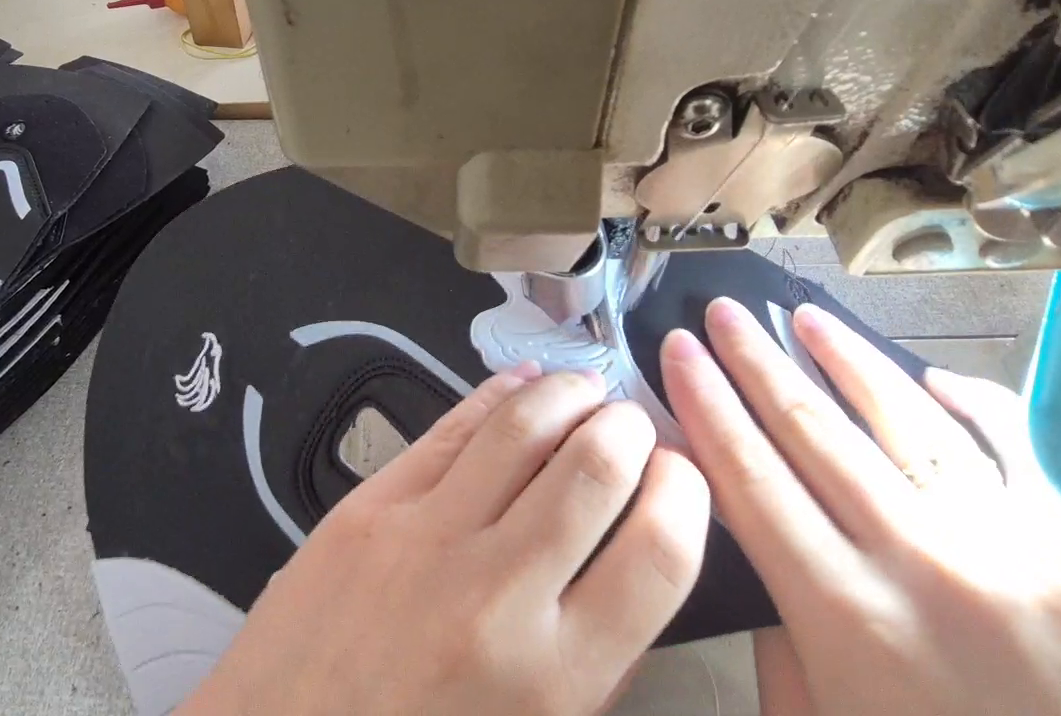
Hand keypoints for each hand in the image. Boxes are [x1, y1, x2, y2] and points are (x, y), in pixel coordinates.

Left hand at [180, 363, 710, 715]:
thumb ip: (596, 653)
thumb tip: (635, 553)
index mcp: (553, 675)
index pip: (662, 551)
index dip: (689, 495)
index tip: (682, 478)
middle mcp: (496, 593)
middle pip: (598, 464)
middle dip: (631, 428)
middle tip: (632, 428)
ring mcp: (426, 536)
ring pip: (525, 422)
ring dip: (571, 393)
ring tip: (587, 392)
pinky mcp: (371, 503)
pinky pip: (453, 423)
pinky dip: (499, 393)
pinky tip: (522, 386)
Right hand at [660, 299, 1060, 715]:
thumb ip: (783, 632)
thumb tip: (767, 539)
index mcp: (847, 617)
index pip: (750, 475)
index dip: (705, 403)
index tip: (678, 352)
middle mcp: (925, 567)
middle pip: (814, 432)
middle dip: (755, 362)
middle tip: (721, 313)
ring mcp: (1015, 552)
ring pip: (909, 421)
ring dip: (848, 360)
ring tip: (806, 317)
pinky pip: (1029, 453)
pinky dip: (982, 405)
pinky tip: (937, 378)